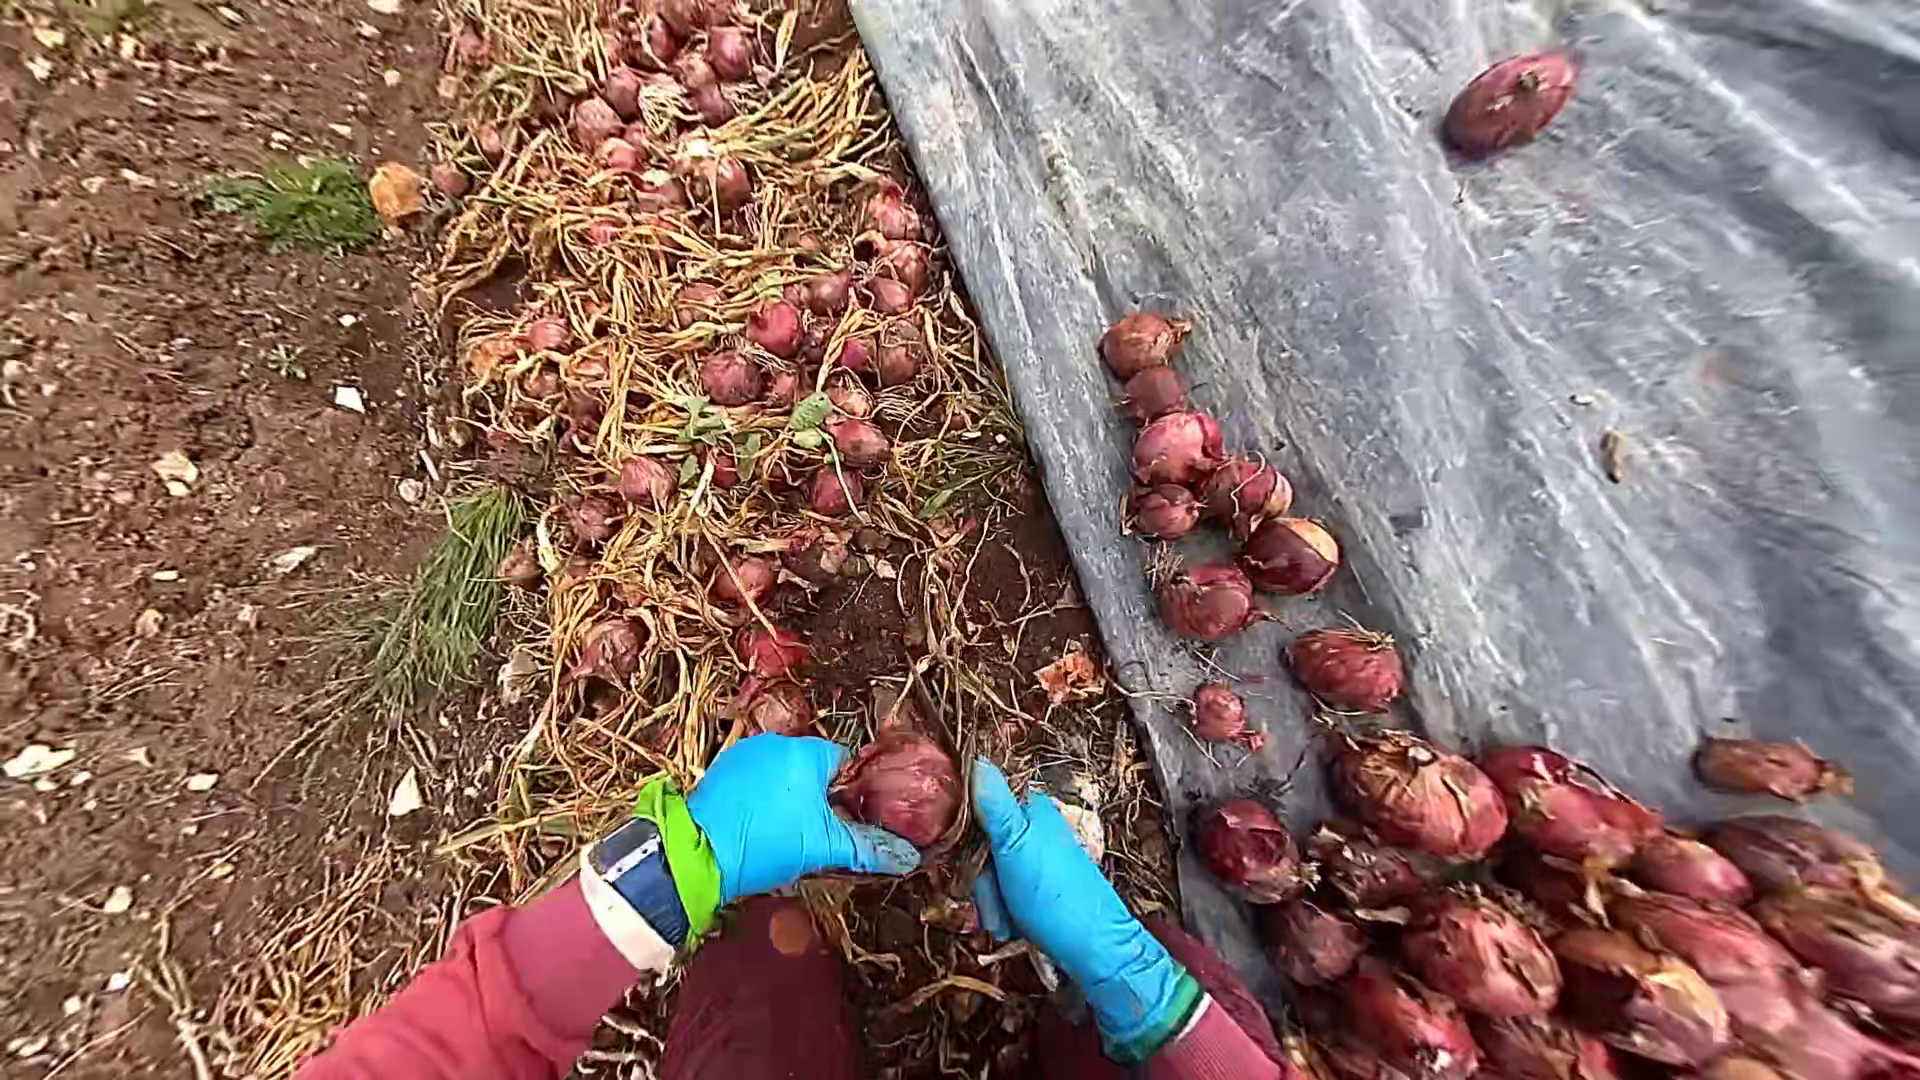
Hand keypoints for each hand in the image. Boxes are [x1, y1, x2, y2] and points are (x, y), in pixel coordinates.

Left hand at [687, 734, 919, 902]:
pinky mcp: (725, 767)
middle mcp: (779, 742)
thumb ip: (866, 847)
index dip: (848, 792)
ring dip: (791, 793)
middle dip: (819, 794)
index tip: (843, 818)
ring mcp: (749, 752)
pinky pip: (758, 775)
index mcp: (808, 751)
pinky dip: (763, 793)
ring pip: (786, 771)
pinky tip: (758, 821)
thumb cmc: (768, 842)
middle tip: (815, 829)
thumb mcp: (822, 846)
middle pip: (815, 766)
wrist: (696, 855)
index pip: (845, 762)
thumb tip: (907, 856)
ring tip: (784, 829)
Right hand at [970, 759, 1198, 1061]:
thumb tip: (975, 757)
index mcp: (1027, 805)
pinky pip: (1003, 886)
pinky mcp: (1035, 879)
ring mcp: (1033, 852)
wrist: (1097, 950)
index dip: (965, 825)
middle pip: (980, 837)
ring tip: (1003, 920)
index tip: (961, 851)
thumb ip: (994, 803)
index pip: (979, 796)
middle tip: (991, 899)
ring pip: (988, 866)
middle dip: (979, 874)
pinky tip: (1010, 924)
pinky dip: (1002, 906)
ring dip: (989, 896)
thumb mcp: (1015, 845)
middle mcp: (1030, 823)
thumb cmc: (1054, 896)